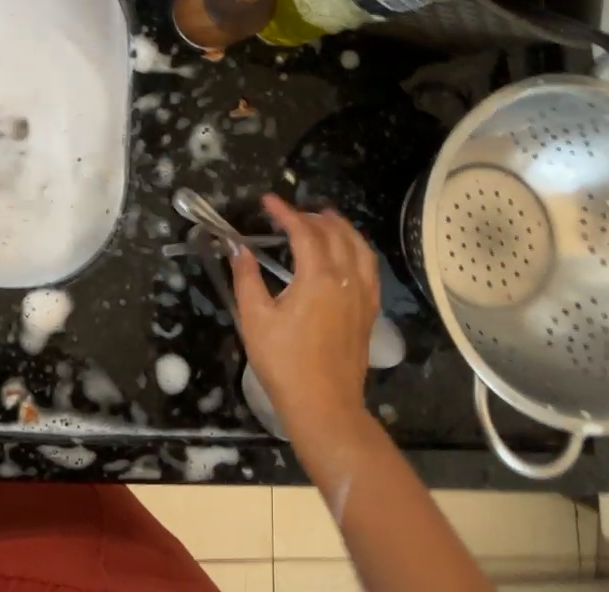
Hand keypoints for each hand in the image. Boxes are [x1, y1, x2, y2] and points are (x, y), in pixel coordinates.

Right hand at [232, 196, 380, 439]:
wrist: (324, 405)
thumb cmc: (284, 361)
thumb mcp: (254, 317)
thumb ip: (246, 277)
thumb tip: (238, 247)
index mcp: (318, 279)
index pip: (304, 232)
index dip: (285, 212)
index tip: (267, 202)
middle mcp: (346, 281)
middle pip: (336, 234)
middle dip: (312, 216)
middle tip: (289, 212)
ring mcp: (362, 297)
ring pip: (360, 249)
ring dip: (341, 228)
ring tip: (323, 220)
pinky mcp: (368, 313)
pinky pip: (370, 270)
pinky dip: (358, 251)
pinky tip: (346, 255)